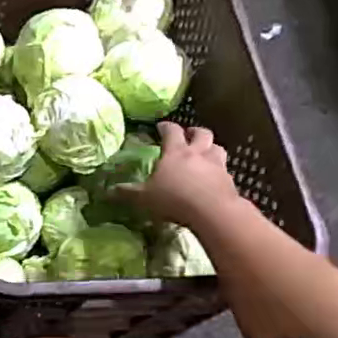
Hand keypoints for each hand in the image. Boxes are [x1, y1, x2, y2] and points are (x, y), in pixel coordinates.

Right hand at [118, 122, 245, 228]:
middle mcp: (198, 153)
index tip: (161, 126)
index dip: (166, 127)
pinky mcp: (229, 179)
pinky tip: (213, 178)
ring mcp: (216, 165)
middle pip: (201, 133)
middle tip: (188, 135)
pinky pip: (224, 169)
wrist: (212, 211)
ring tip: (204, 153)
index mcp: (175, 152)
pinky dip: (218, 170)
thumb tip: (109, 190)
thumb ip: (128, 192)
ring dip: (211, 147)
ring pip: (217, 147)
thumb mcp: (144, 197)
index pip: (171, 131)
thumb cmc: (174, 199)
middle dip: (194, 132)